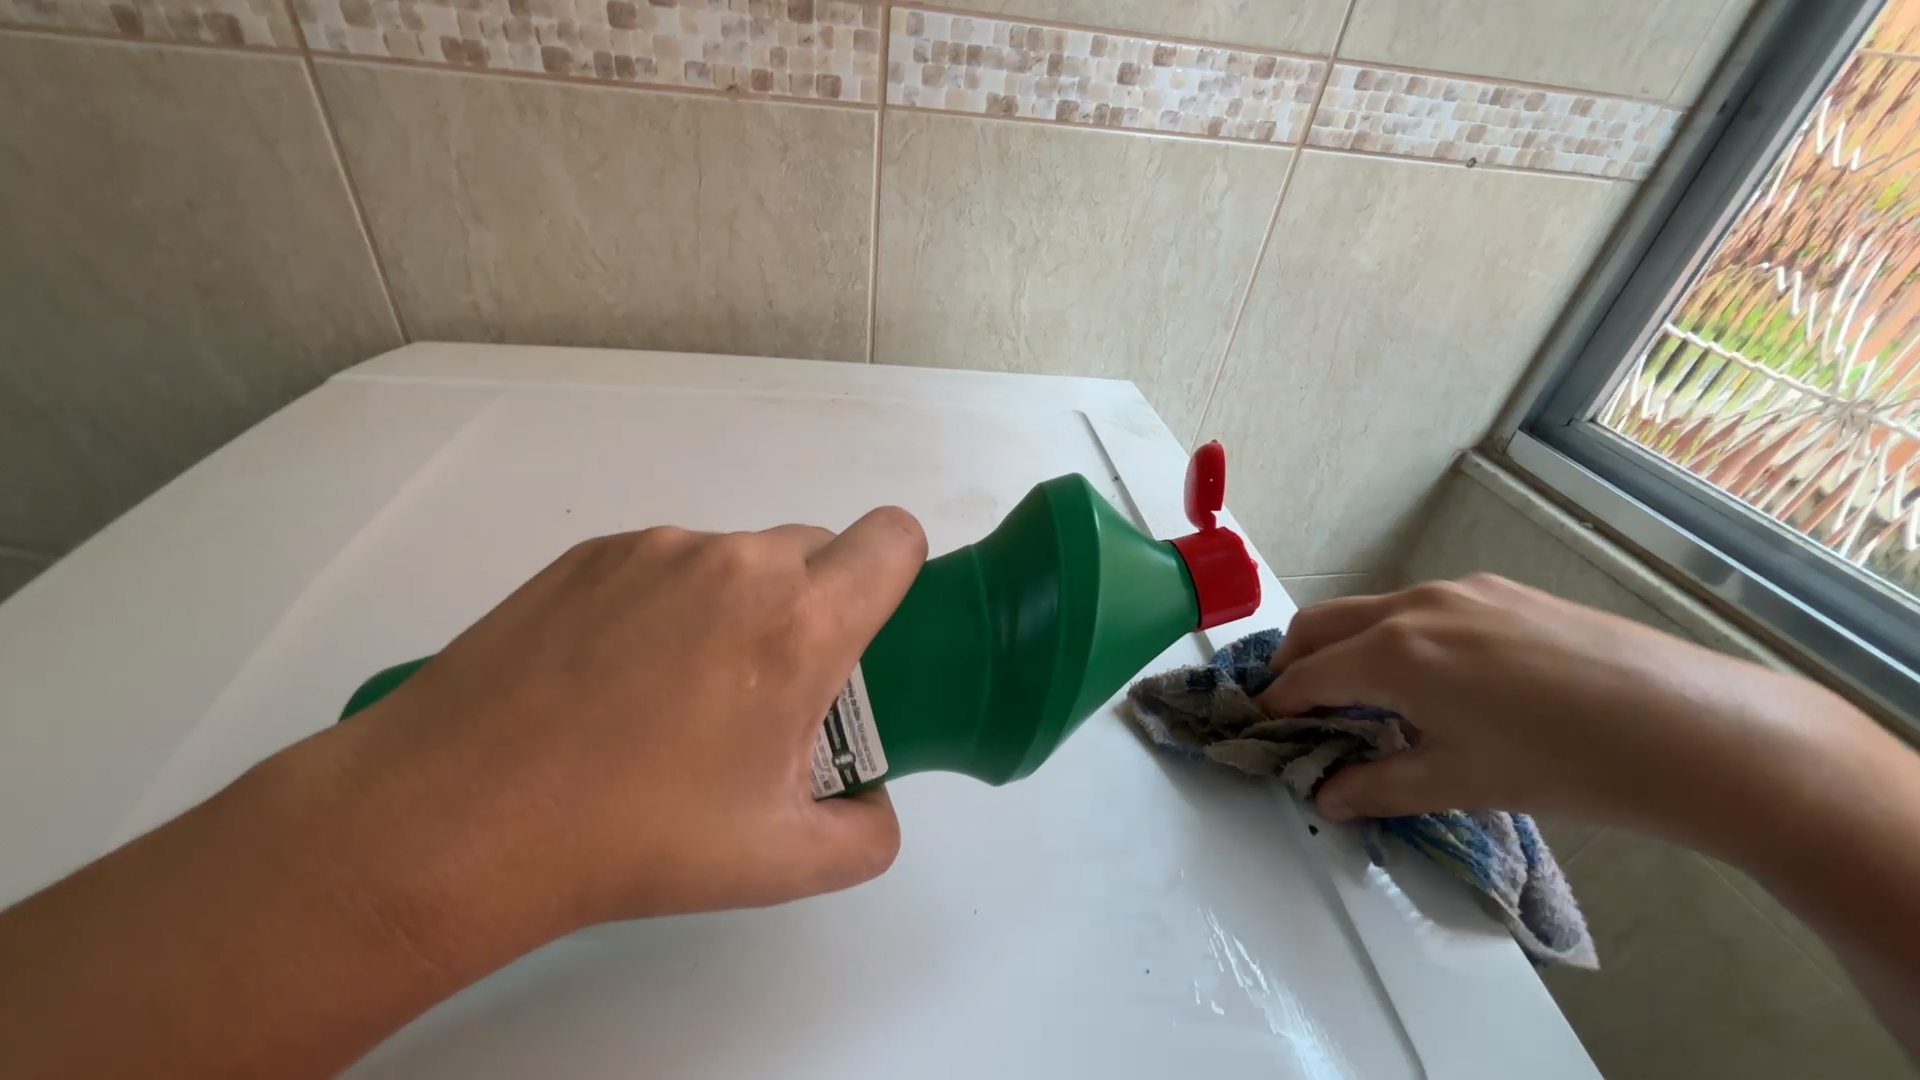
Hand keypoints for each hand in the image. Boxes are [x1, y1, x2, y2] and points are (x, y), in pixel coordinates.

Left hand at [322, 508, 927, 944]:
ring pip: (742, 556)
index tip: (867, 630)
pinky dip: (672, 600)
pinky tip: (615, 673)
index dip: (898, 572)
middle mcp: (739, 563)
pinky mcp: (593, 552)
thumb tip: (872, 806)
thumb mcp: (780, 863)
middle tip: (770, 684)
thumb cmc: (638, 836)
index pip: (893, 537)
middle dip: (818, 602)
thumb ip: (866, 834)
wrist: (454, 818)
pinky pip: (670, 561)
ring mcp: (659, 549)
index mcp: (801, 623)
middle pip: (820, 547)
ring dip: (743, 603)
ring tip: (678, 688)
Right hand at [1256, 575, 1876, 848]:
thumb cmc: (1566, 763)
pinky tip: (1435, 677)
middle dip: (1293, 662)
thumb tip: (1327, 796)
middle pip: (1318, 625)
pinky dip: (1395, 636)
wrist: (1698, 730)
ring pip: (1368, 611)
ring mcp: (1457, 591)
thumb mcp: (1459, 782)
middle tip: (1298, 707)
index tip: (1263, 726)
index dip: (1276, 704)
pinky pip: (1419, 606)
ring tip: (1367, 695)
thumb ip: (1377, 786)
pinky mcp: (1498, 591)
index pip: (1305, 676)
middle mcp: (1412, 608)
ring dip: (1345, 646)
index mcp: (1392, 654)